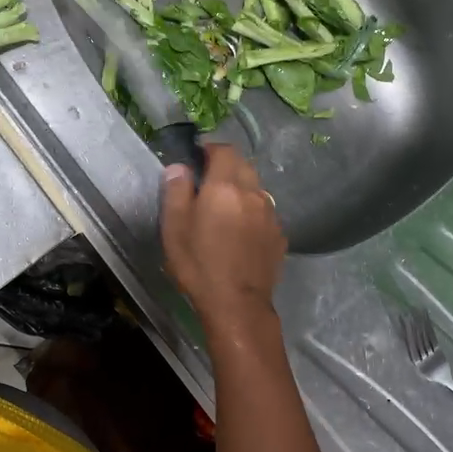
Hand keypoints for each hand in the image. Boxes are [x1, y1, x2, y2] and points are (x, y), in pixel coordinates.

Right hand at [160, 143, 285, 323]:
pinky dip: (250, 212)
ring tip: (222, 208)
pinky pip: (263, 212)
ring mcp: (270, 215)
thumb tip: (179, 167)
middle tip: (206, 181)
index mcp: (225, 187)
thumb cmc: (198, 263)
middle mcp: (253, 194)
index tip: (197, 156)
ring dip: (240, 189)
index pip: (224, 151)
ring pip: (256, 189)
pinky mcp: (278, 236)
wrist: (236, 303)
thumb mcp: (174, 227)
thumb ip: (176, 191)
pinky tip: (238, 232)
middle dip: (226, 166)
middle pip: (243, 166)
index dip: (210, 149)